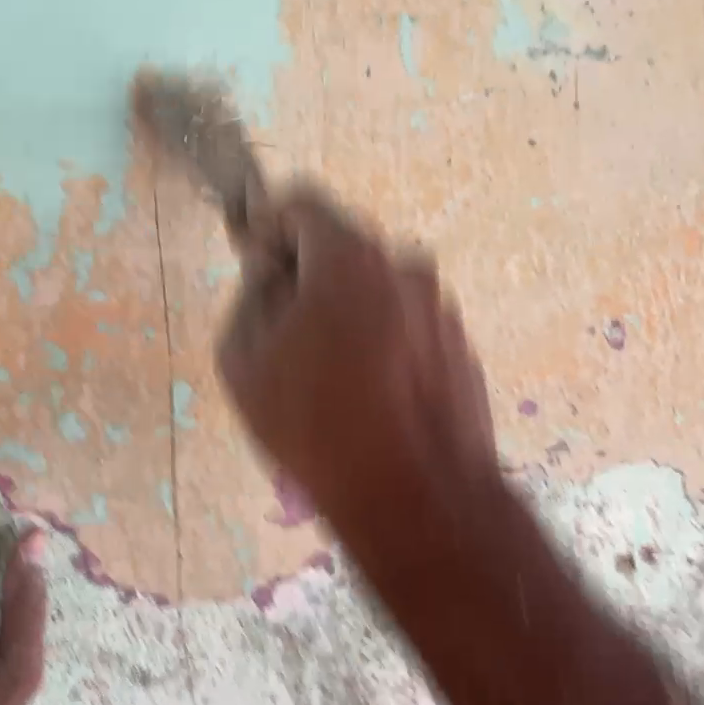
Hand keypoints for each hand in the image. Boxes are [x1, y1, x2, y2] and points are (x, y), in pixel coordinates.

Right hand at [215, 185, 495, 513]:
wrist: (416, 499)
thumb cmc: (314, 423)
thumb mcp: (243, 358)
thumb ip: (250, 295)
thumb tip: (271, 274)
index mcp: (348, 257)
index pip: (299, 205)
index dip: (267, 230)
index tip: (255, 268)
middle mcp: (404, 266)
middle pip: (340, 248)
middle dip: (305, 276)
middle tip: (283, 333)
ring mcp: (440, 306)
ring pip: (373, 289)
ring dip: (344, 311)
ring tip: (326, 377)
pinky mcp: (460, 345)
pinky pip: (403, 324)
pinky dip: (379, 341)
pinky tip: (365, 397)